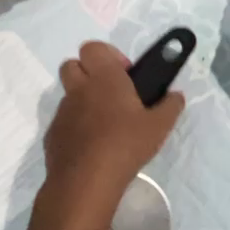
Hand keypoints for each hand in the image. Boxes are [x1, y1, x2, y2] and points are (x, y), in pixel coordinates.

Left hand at [41, 41, 184, 216]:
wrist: (85, 181)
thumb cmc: (126, 144)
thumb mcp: (160, 125)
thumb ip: (171, 105)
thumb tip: (176, 95)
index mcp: (105, 78)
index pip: (93, 48)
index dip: (108, 55)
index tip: (125, 74)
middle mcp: (79, 89)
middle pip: (72, 64)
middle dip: (89, 72)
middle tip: (112, 92)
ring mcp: (63, 112)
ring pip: (69, 94)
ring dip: (84, 99)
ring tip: (106, 122)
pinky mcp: (52, 134)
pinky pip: (64, 120)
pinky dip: (76, 124)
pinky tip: (93, 144)